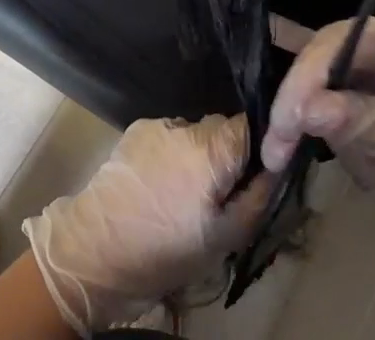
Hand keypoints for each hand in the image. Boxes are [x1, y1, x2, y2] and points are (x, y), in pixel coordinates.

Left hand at [24, 115, 267, 331]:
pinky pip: (167, 136)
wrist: (98, 248)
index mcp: (211, 149)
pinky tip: (160, 183)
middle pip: (220, 128)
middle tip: (217, 192)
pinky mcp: (134, 131)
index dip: (257, 146)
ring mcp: (156, 125)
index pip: (249, 124)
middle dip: (225, 153)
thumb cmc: (168, 249)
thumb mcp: (226, 236)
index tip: (252, 174)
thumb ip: (258, 196)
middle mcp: (185, 125)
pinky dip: (171, 153)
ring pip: (192, 133)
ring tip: (183, 191)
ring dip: (196, 153)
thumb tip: (276, 166)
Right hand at [261, 18, 374, 251]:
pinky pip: (327, 117)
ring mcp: (368, 81)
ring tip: (345, 168)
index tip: (284, 118)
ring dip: (317, 132)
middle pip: (318, 65)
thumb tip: (300, 110)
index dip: (305, 76)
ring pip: (316, 95)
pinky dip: (329, 139)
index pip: (336, 43)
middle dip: (297, 107)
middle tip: (275, 149)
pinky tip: (339, 148)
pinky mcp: (361, 109)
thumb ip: (355, 118)